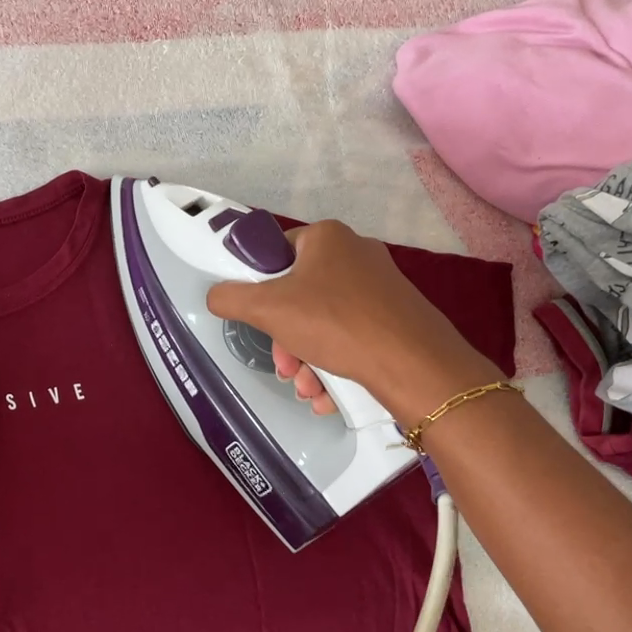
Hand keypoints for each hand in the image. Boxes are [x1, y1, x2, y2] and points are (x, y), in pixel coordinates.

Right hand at [204, 221, 501, 422]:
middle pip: (299, 295)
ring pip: (324, 322)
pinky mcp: (397, 318)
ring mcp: (381, 287)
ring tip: (309, 389)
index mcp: (326, 237)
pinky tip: (330, 393)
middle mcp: (356, 254)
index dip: (260, 286)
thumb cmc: (335, 323)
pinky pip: (351, 337)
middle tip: (285, 366)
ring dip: (307, 359)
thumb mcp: (265, 309)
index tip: (258, 317)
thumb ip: (229, 297)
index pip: (276, 253)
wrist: (415, 365)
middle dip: (285, 338)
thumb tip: (216, 296)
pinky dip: (335, 364)